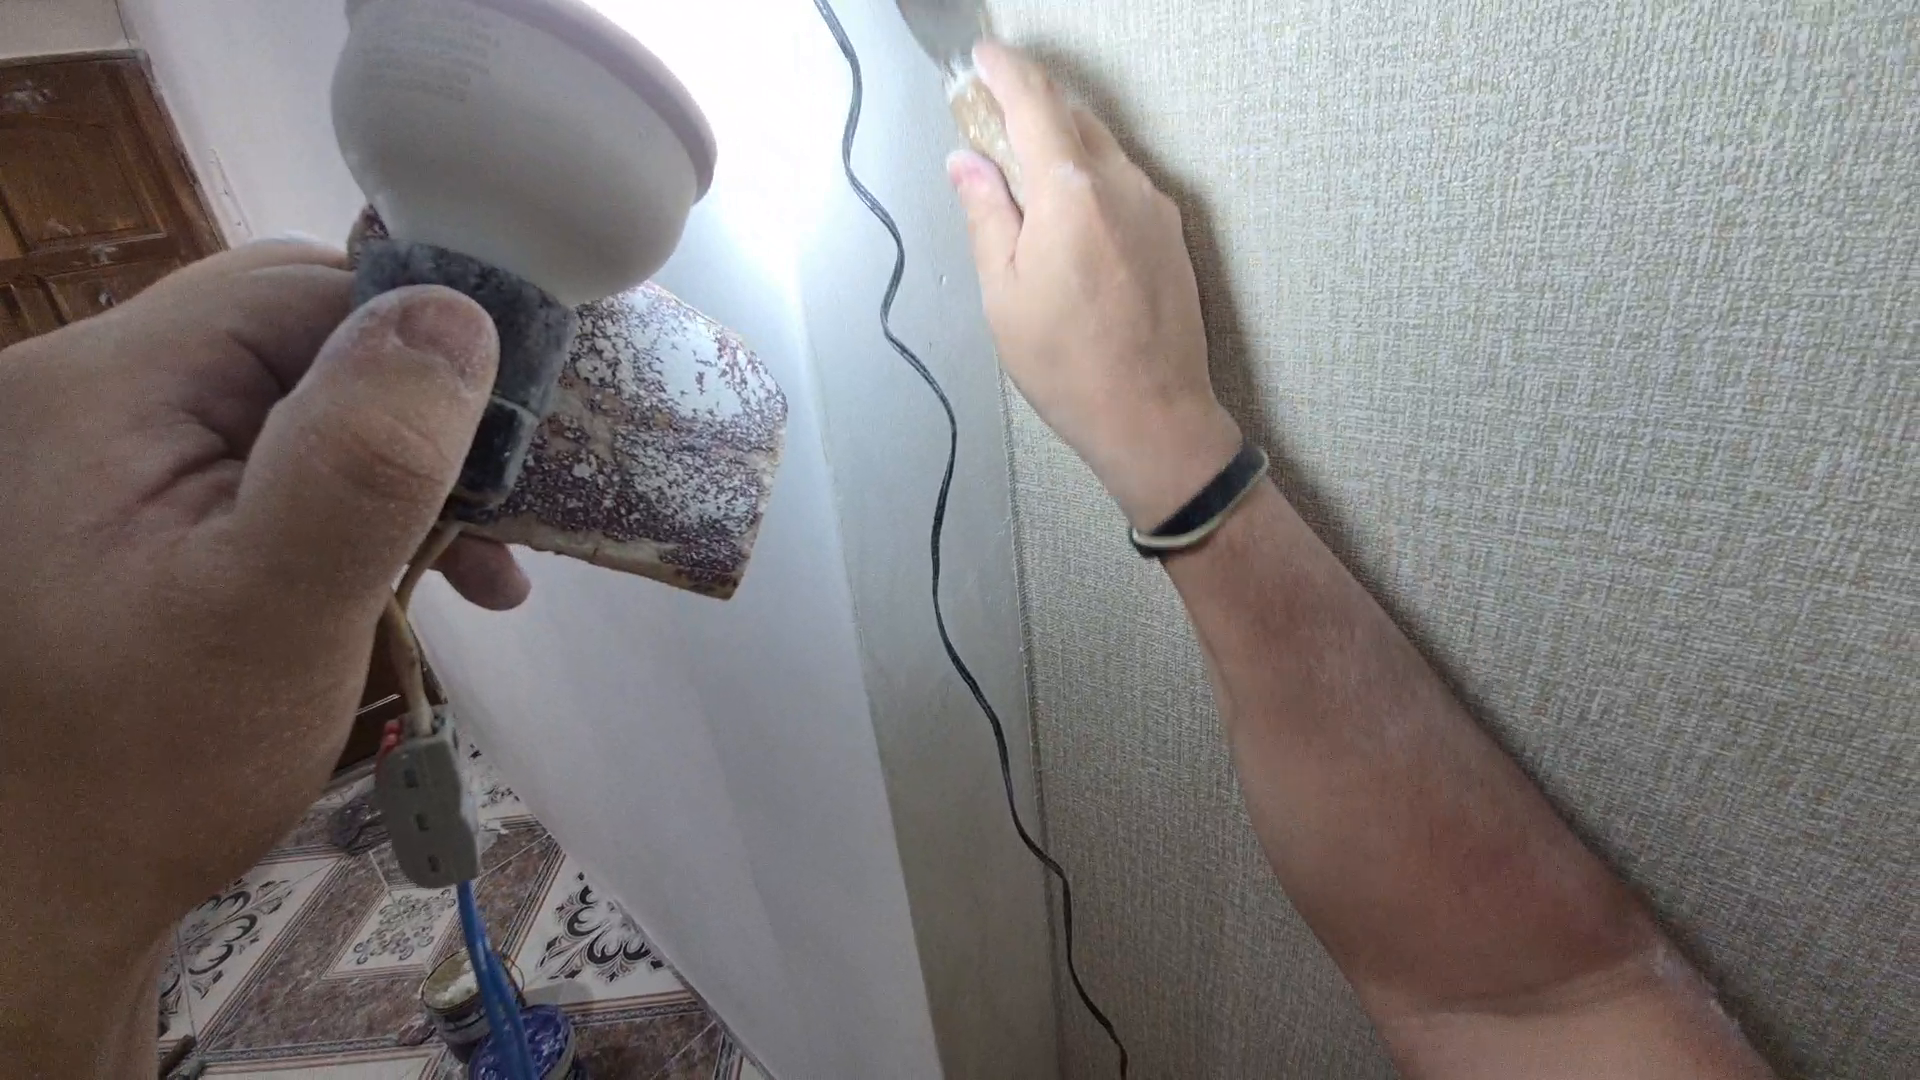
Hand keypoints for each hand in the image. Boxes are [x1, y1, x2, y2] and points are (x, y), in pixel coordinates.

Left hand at [0, 243, 521, 1068]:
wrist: (41, 888)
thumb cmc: (158, 757)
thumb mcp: (282, 602)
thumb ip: (366, 456)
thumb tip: (462, 316)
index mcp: (109, 390)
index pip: (306, 295)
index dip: (428, 341)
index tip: (521, 422)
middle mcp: (110, 398)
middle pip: (321, 343)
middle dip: (437, 415)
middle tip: (511, 498)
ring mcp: (142, 458)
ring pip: (331, 407)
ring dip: (428, 472)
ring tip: (490, 558)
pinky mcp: (180, 510)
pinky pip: (313, 468)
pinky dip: (392, 510)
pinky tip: (445, 573)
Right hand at [950, 42, 1242, 526]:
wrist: (1152, 416)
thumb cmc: (1071, 368)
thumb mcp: (1005, 297)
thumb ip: (986, 217)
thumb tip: (967, 163)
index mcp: (1071, 195)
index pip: (1034, 103)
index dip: (1002, 73)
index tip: (980, 59)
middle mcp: (1122, 186)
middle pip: (1072, 117)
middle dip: (1028, 108)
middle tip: (990, 123)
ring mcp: (1155, 208)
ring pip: (1102, 149)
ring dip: (1061, 146)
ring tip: (1026, 178)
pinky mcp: (1172, 234)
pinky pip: (1125, 183)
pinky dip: (1091, 178)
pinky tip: (1070, 216)